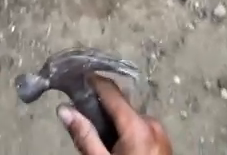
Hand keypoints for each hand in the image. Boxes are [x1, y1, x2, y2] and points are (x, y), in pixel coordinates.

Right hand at [56, 76, 171, 154]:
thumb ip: (84, 135)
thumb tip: (63, 108)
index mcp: (137, 126)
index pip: (110, 90)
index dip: (92, 81)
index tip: (74, 79)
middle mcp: (152, 123)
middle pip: (120, 105)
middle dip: (100, 108)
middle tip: (81, 119)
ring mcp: (161, 134)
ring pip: (129, 117)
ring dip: (113, 121)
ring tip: (98, 138)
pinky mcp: (164, 144)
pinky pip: (140, 128)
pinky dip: (125, 131)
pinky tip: (115, 147)